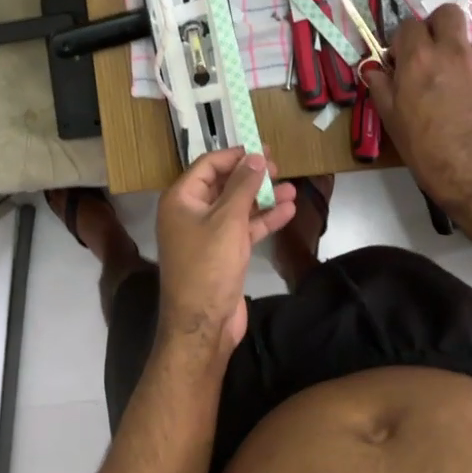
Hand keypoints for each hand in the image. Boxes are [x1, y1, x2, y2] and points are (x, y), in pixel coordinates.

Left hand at [154, 149, 297, 357]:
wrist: (202, 323)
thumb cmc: (208, 266)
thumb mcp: (227, 221)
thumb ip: (243, 186)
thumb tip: (255, 157)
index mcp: (180, 199)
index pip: (208, 165)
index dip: (234, 155)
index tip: (262, 149)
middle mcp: (190, 212)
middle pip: (223, 185)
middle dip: (251, 176)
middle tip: (279, 167)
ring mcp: (206, 234)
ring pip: (237, 207)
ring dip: (262, 198)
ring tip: (291, 189)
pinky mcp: (222, 254)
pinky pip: (243, 229)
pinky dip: (263, 220)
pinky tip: (287, 211)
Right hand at [363, 4, 471, 214]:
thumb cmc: (427, 150)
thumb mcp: (392, 120)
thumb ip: (381, 87)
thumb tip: (375, 71)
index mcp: (420, 60)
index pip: (409, 25)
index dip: (402, 41)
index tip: (399, 62)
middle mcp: (454, 53)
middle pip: (448, 14)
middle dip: (435, 26)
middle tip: (429, 53)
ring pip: (466, 45)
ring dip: (455, 58)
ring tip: (452, 92)